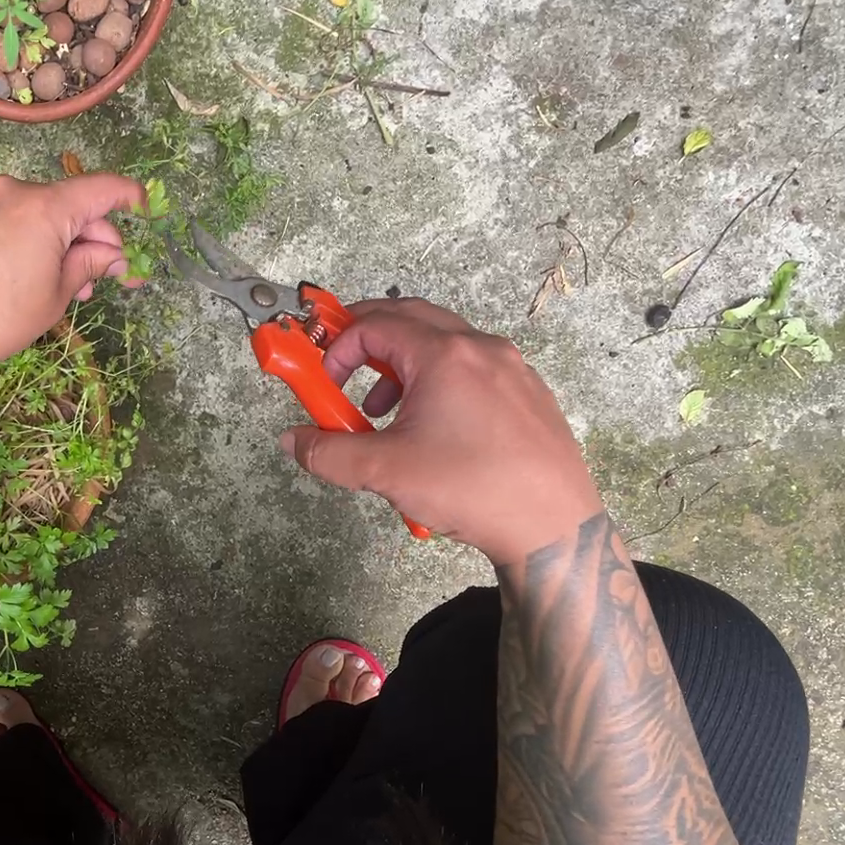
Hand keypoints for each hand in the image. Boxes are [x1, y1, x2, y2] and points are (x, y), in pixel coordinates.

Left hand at [0, 174, 145, 385]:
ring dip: (55, 239)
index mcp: (43, 208)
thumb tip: (113, 254)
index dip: (129, 198)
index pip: (101, 189)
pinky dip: (23, 234)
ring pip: (34, 211)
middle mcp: (10, 189)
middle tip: (102, 276)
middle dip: (90, 237)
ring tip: (61, 283)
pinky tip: (22, 269)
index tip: (144, 208)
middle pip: (66, 204)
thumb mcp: (54, 298)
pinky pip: (3, 214)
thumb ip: (89, 265)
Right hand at [277, 298, 604, 566]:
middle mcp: (481, 350)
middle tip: (340, 365)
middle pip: (411, 317)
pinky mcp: (526, 395)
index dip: (338, 349)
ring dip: (400, 365)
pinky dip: (434, 381)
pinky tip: (427, 429)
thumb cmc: (472, 488)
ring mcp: (510, 370)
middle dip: (367, 339)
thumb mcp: (382, 471)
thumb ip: (326, 452)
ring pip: (442, 345)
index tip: (323, 381)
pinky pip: (470, 369)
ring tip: (381, 410)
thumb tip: (293, 441)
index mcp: (445, 356)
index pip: (376, 325)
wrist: (552, 527)